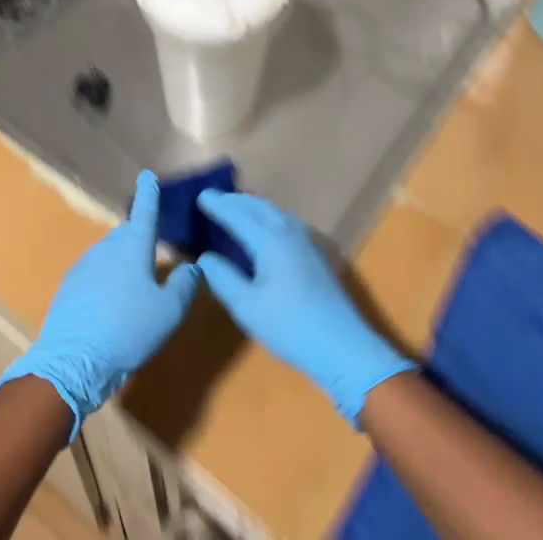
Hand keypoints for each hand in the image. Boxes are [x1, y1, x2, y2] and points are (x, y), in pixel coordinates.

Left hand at [0, 171, 200, 437]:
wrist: (73, 360)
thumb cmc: (129, 330)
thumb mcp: (169, 311)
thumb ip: (184, 285)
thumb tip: (191, 266)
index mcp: (133, 248)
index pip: (144, 212)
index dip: (149, 194)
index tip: (147, 175)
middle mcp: (106, 249)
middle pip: (125, 234)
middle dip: (139, 235)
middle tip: (154, 247)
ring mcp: (83, 267)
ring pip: (108, 253)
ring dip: (122, 259)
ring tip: (135, 282)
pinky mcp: (69, 288)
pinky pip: (93, 273)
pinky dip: (106, 278)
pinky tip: (111, 302)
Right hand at [196, 191, 414, 426]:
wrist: (342, 346)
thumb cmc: (289, 327)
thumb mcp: (246, 306)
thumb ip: (222, 277)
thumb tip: (205, 257)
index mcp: (271, 241)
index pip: (238, 216)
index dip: (218, 205)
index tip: (200, 195)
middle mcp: (290, 234)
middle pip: (260, 208)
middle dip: (236, 201)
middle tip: (215, 198)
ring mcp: (307, 245)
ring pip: (277, 213)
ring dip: (255, 206)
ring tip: (238, 208)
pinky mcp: (316, 257)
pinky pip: (287, 223)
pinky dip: (270, 217)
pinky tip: (268, 230)